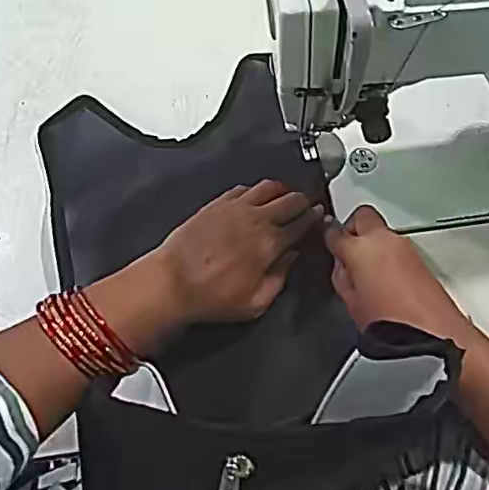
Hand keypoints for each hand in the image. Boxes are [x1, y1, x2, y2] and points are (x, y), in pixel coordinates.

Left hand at [145, 180, 322, 324]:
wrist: (171, 283)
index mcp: (270, 244)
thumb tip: (289, 261)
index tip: (317, 216)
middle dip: (303, 201)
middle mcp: (256, 220)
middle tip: (306, 204)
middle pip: (291, 199)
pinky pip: (243, 188)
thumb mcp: (256, 303)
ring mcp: (236, 208)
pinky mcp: (217, 204)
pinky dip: (255, 190)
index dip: (313, 218)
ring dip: (282, 189)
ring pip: (269, 187)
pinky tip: (255, 195)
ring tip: (286, 194)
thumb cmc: (210, 296)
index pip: (301, 224)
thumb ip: (280, 279)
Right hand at [324, 205, 474, 344]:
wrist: (431, 332)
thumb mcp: (350, 301)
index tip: (329, 241)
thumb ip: (341, 275)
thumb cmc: (392, 322)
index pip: (336, 232)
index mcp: (361, 247)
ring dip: (373, 243)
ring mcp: (405, 245)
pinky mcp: (419, 256)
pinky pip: (397, 246)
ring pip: (382, 231)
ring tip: (368, 272)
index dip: (329, 236)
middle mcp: (384, 239)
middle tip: (348, 248)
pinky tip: (386, 279)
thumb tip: (342, 265)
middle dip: (352, 227)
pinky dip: (388, 255)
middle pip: (363, 216)